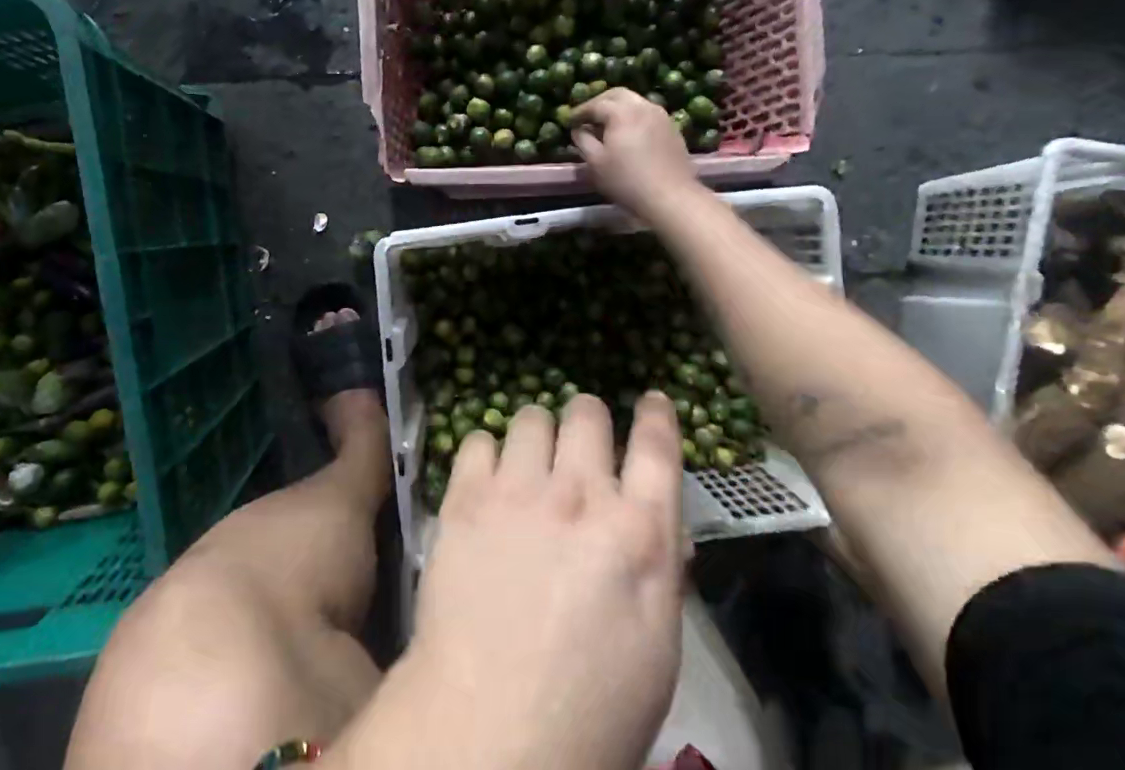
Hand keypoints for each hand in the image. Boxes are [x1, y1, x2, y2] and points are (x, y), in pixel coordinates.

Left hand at [407, 394, 686, 769]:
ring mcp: (518, 491)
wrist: (491, 723)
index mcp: (640, 532)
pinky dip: (488, 450)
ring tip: (530, 454)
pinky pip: (478, 440)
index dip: (657, 416)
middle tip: (581, 434)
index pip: (659, 447)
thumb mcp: (657, 643)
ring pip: (530, 417)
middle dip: (589, 417)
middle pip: (587, 415)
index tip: (652, 400)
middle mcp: (581, 495)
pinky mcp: (465, 498)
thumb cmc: (592, 706)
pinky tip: (488, 473)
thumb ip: (659, 567)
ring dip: (537, 430)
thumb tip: (655, 524)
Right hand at [570, 89, 701, 217]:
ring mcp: (661, 116)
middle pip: (617, 95)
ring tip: (607, 125)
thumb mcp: (595, 162)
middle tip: (588, 116)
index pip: (595, 104)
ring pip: (635, 102)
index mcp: (622, 111)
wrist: (670, 196)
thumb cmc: (626, 180)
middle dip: (600, 102)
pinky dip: (634, 117)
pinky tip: (629, 134)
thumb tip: (578, 129)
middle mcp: (643, 106)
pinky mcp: (672, 128)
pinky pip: (648, 114)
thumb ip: (583, 140)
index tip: (569, 121)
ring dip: (618, 108)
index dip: (580, 112)